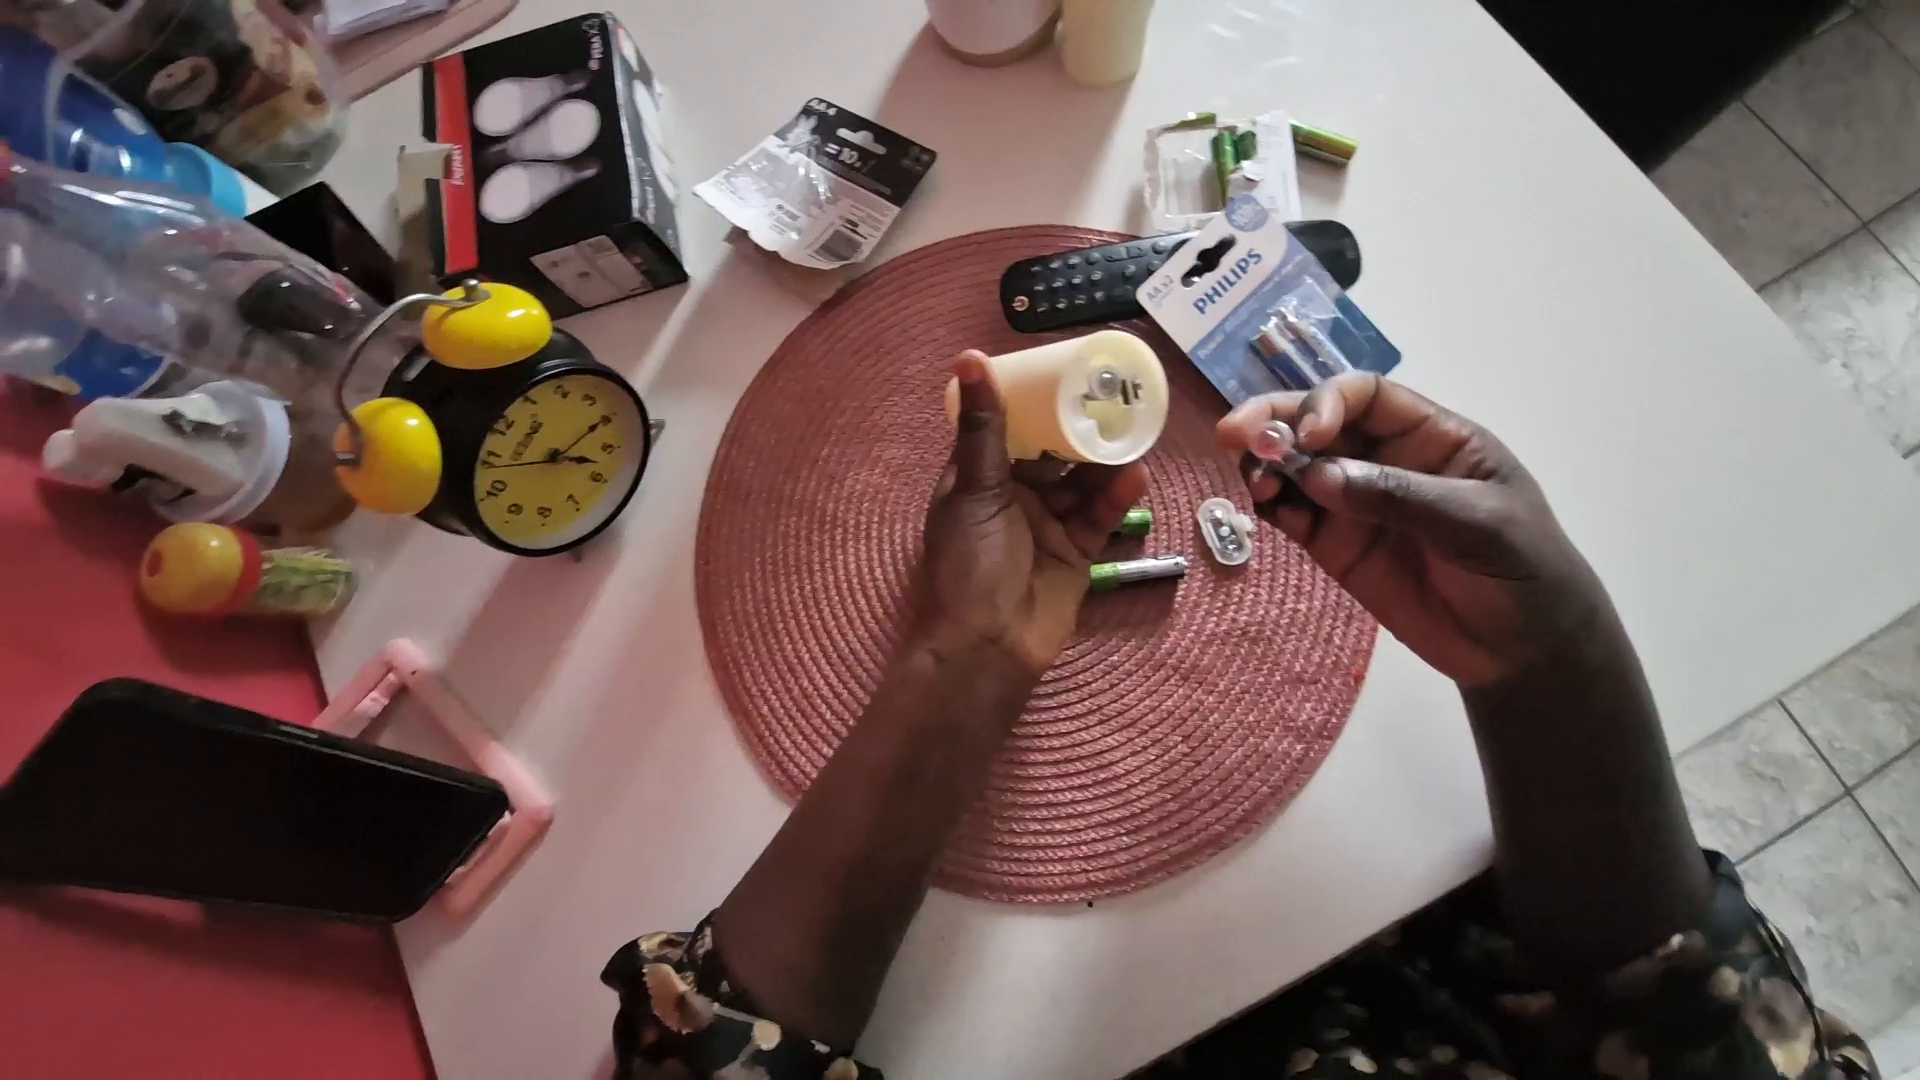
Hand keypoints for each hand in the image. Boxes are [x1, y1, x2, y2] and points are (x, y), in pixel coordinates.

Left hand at [917, 352, 1149, 675]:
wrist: (991, 646)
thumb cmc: (972, 563)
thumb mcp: (975, 489)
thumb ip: (984, 428)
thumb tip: (969, 356)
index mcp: (979, 478)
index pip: (1009, 429)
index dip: (1036, 403)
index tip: (1068, 373)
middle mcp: (1013, 497)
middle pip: (1053, 454)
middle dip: (1081, 431)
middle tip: (1116, 400)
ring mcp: (1047, 525)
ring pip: (1082, 484)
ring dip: (1104, 463)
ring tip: (1134, 435)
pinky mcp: (1076, 552)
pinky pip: (1099, 518)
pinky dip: (1116, 500)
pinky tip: (1136, 479)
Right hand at [1218, 372, 1604, 686]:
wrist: (1520, 653)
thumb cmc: (1524, 573)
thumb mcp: (1478, 526)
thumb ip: (1399, 497)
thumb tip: (1317, 477)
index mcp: (1430, 437)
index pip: (1366, 396)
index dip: (1327, 402)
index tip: (1306, 435)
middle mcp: (1381, 459)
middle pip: (1315, 422)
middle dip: (1273, 421)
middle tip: (1232, 433)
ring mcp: (1351, 502)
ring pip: (1291, 466)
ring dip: (1263, 466)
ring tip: (1254, 486)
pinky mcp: (1330, 543)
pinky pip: (1289, 513)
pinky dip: (1267, 507)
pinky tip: (1262, 510)